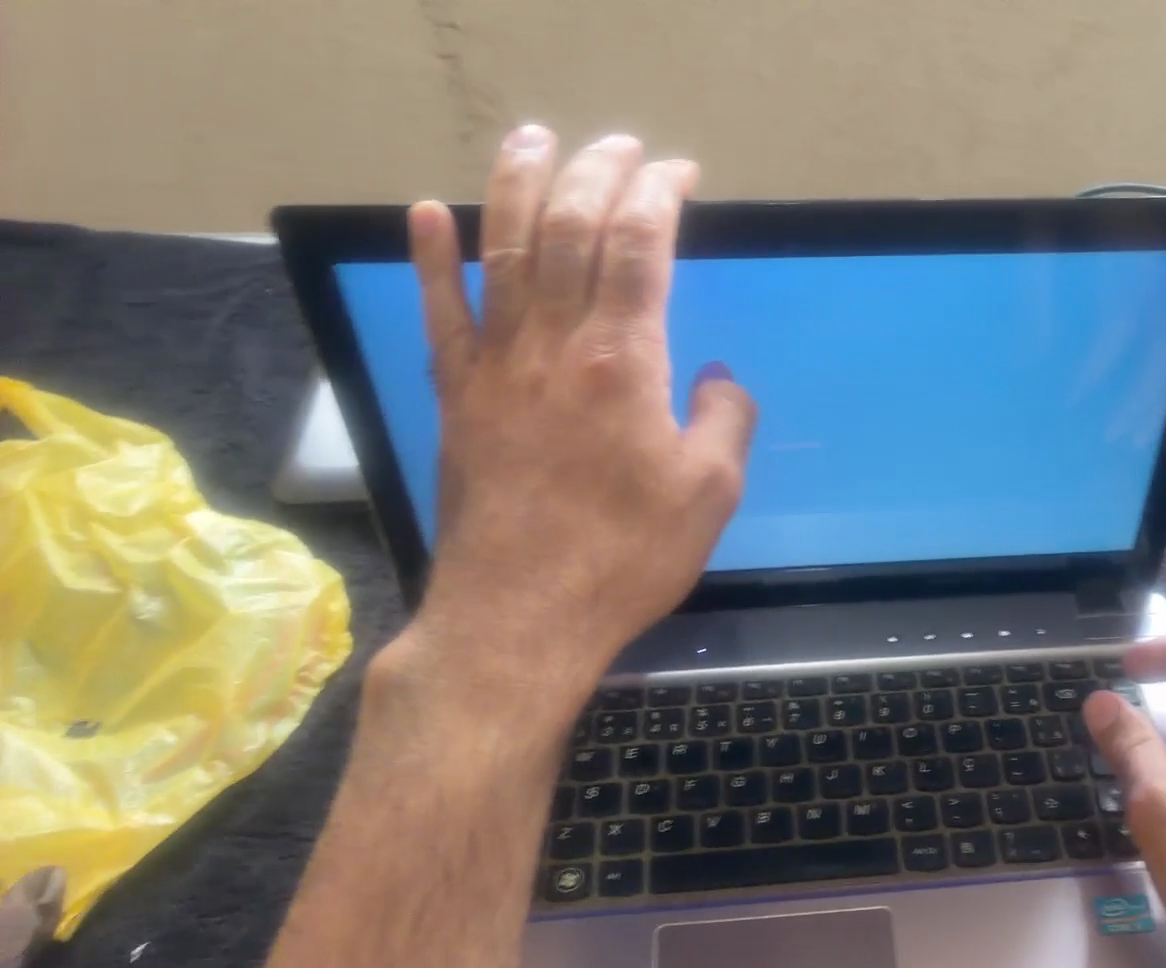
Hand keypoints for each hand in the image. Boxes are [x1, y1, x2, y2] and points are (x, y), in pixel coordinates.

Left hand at [404, 126, 755, 671]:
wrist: (523, 615)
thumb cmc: (629, 555)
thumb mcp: (712, 494)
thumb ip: (725, 421)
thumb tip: (716, 379)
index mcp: (625, 362)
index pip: (639, 247)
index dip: (659, 195)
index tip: (680, 173)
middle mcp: (556, 345)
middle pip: (569, 230)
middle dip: (597, 172)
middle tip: (620, 144)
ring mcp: (496, 366)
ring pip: (502, 251)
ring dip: (517, 185)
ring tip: (533, 139)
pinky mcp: (458, 398)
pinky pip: (440, 314)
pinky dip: (429, 258)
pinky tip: (424, 214)